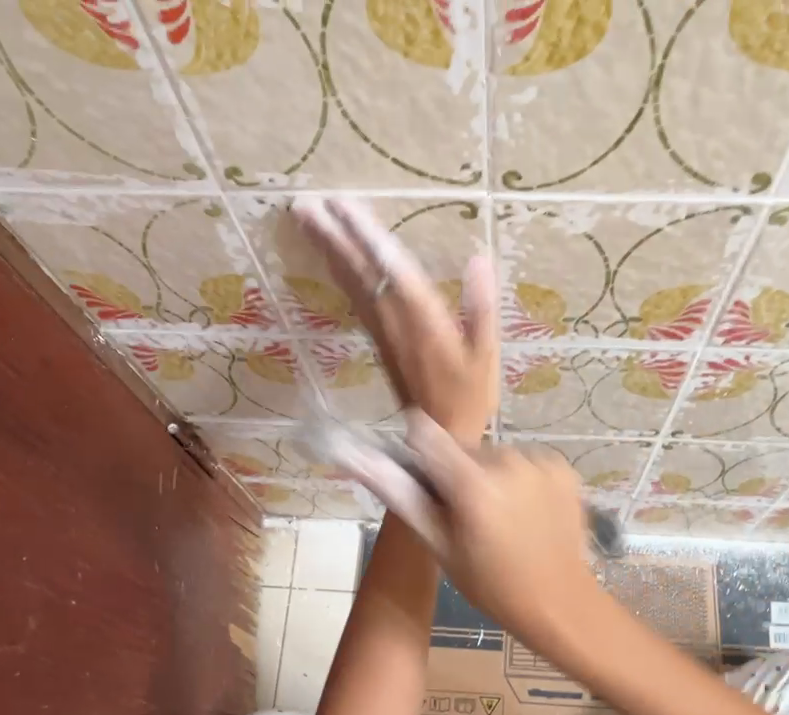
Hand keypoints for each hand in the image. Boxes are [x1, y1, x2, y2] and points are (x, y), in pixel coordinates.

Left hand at [291, 197, 497, 444]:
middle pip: (359, 271)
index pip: (390, 268)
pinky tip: (329, 256)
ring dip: (328, 250)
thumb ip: (481, 306)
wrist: (440, 436)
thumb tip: (479, 258)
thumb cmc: (470, 396)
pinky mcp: (378, 340)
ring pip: (351, 282)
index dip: (366, 235)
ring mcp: (382, 331)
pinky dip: (339, 272)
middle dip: (332, 236)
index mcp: (423, 320)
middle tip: (302, 204)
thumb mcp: (486, 354)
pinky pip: (355, 297)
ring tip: (304, 219)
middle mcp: (395, 321)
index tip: (342, 204)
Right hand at [401, 412, 601, 642]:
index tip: (425, 480)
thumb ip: (401, 496)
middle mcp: (507, 459)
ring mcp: (539, 462)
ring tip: (500, 520)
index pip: (425, 432)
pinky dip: (521, 481)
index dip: (418, 452)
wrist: (559, 603)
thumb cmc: (490, 584)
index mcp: (471, 481)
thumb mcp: (439, 546)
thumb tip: (358, 459)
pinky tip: (527, 514)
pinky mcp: (562, 468)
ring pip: (495, 456)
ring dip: (490, 478)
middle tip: (466, 518)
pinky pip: (526, 463)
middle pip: (463, 450)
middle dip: (458, 475)